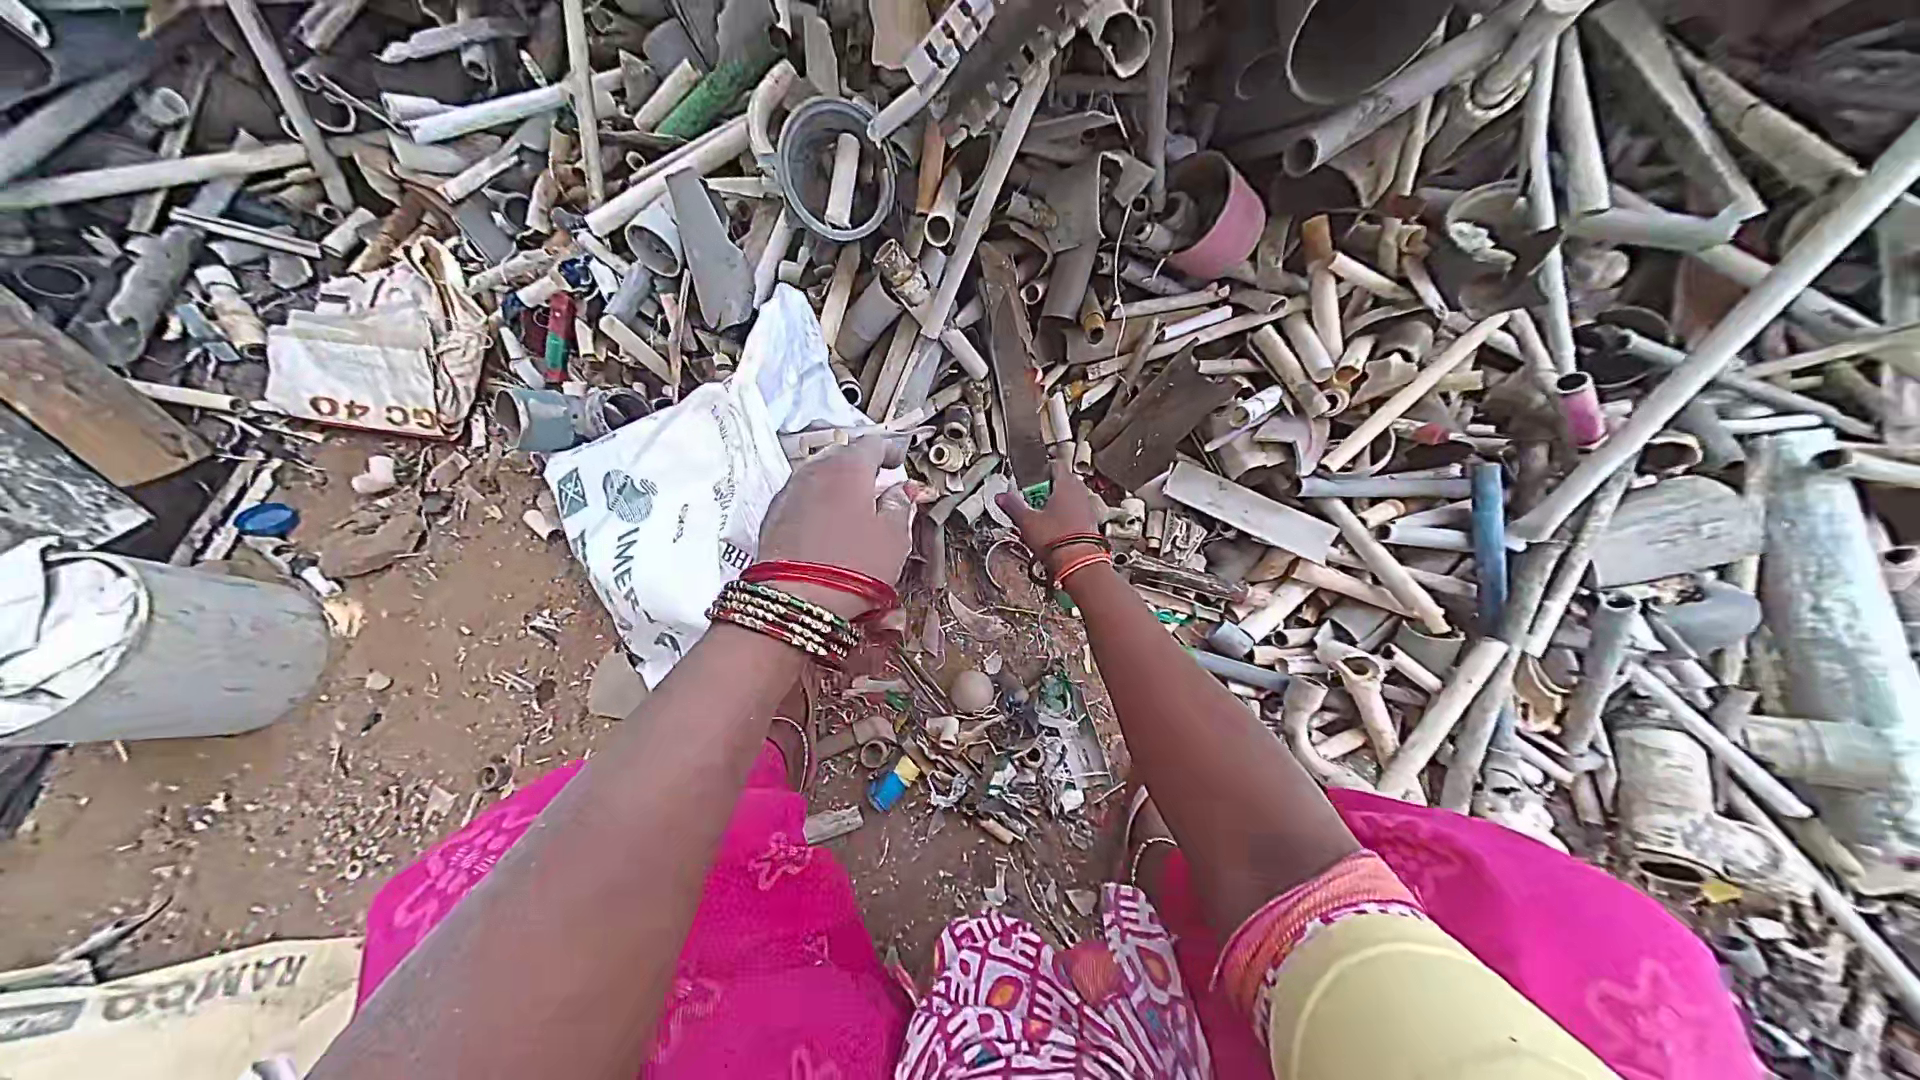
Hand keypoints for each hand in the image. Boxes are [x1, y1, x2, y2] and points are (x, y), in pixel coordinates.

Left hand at [757, 436, 913, 617]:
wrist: (796, 601)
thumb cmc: (851, 569)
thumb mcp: (894, 538)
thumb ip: (900, 506)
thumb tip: (903, 491)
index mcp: (849, 469)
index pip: (873, 443)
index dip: (890, 450)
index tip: (899, 459)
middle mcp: (815, 471)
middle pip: (842, 455)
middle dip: (862, 464)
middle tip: (880, 480)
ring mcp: (790, 492)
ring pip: (819, 474)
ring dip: (838, 483)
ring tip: (855, 504)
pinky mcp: (774, 516)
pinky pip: (803, 496)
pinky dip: (819, 501)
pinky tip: (830, 523)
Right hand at [995, 457, 1105, 574]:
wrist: (1079, 564)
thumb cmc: (1057, 540)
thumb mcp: (1027, 521)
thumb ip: (1013, 506)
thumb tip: (1002, 497)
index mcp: (1066, 484)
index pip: (1055, 465)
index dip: (1041, 470)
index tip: (1030, 480)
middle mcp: (1080, 493)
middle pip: (1062, 482)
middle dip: (1047, 489)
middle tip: (1033, 500)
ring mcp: (1087, 509)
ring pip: (1070, 498)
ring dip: (1056, 504)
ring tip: (1042, 517)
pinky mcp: (1090, 524)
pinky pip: (1075, 514)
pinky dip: (1065, 517)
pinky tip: (1054, 530)